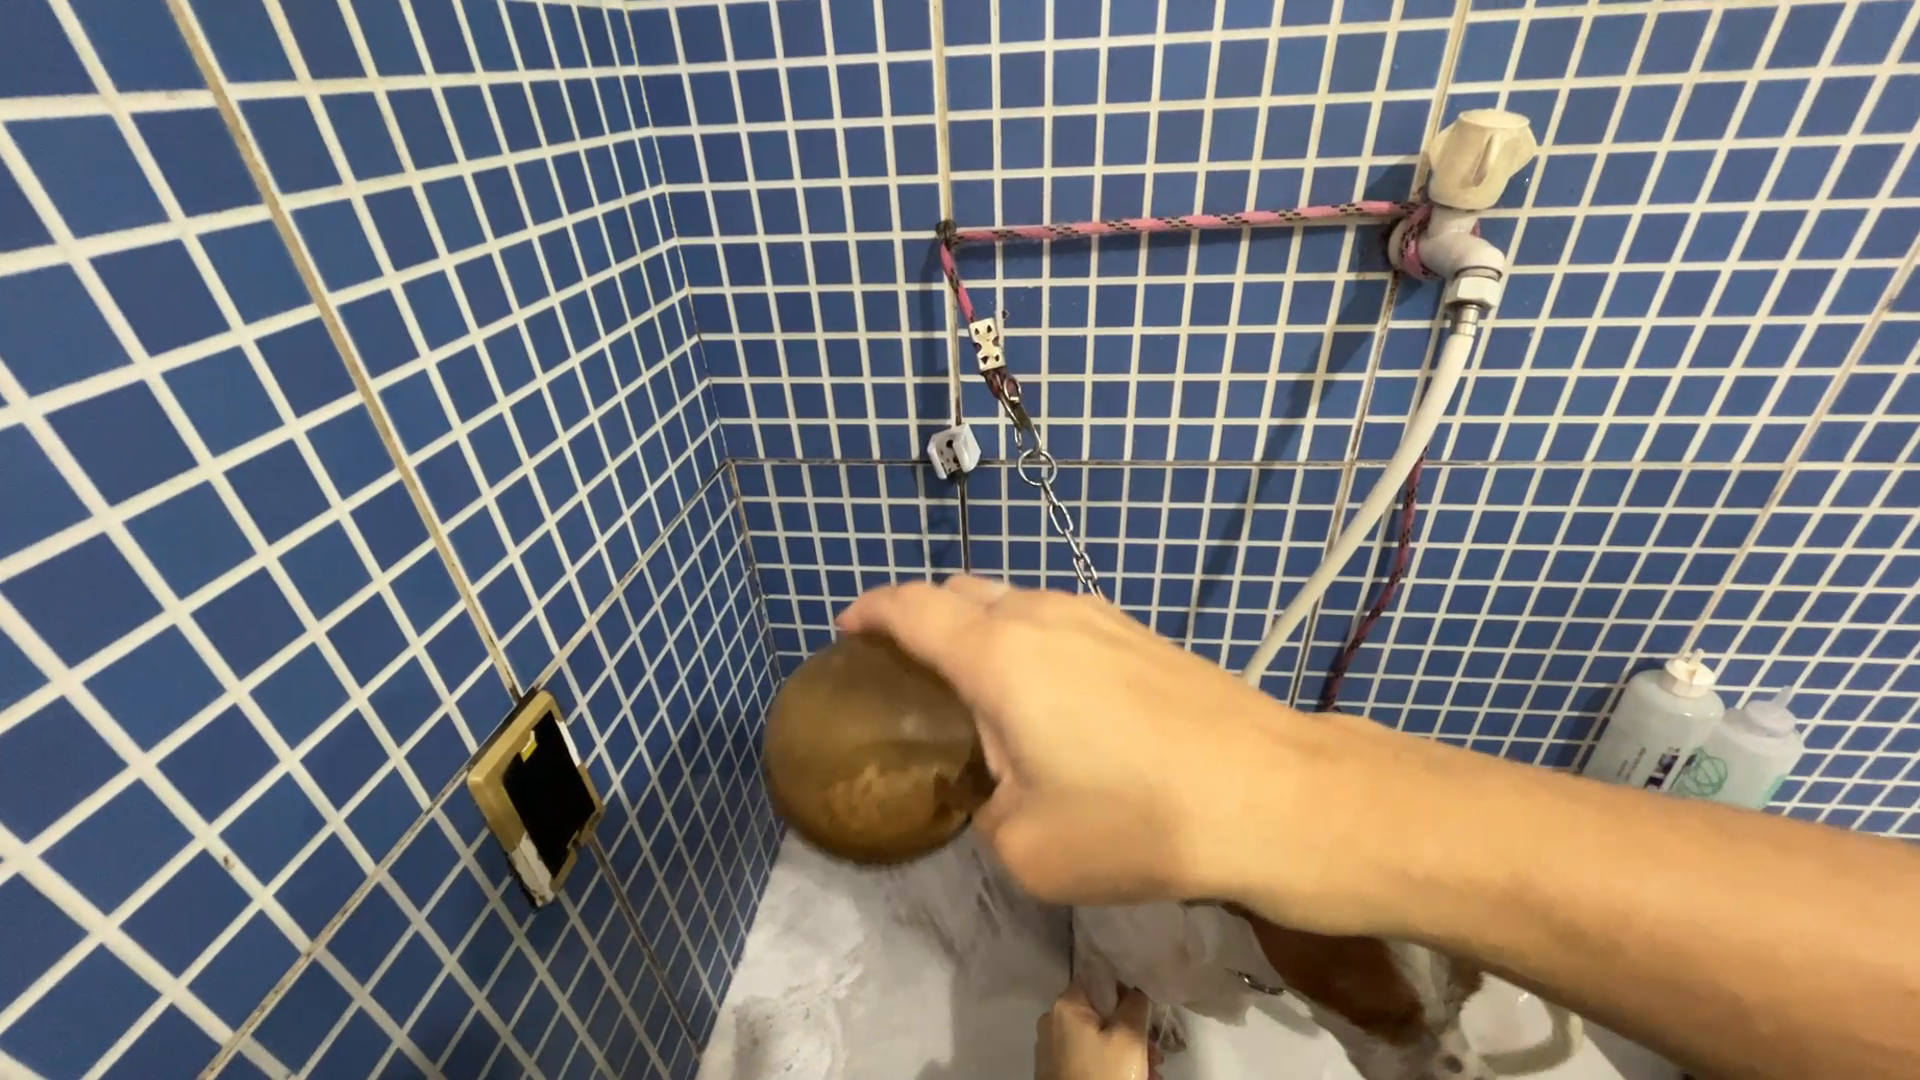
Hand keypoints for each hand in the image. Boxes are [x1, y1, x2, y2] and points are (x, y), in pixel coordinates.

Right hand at [837, 580, 1360, 913]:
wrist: (1270, 793)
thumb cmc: (1136, 820)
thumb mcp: (1026, 846)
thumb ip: (982, 806)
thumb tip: (994, 784)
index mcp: (1000, 655)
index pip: (912, 608)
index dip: (871, 611)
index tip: (848, 629)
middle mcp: (1042, 615)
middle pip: (960, 591)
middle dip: (920, 614)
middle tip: (906, 663)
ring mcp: (1096, 615)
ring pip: (1012, 598)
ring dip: (978, 624)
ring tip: (973, 678)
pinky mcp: (1136, 630)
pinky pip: (1056, 616)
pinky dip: (1025, 635)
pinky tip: (1044, 686)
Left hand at [1035, 983, 1160, 1079]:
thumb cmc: (1105, 1076)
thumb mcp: (1129, 1039)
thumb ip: (1135, 1004)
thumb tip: (1135, 986)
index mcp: (1065, 1005)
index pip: (1096, 979)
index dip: (1123, 989)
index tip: (1143, 1009)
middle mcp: (1052, 1021)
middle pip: (1098, 1014)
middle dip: (1130, 1030)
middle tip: (1154, 1052)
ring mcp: (1051, 1049)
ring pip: (1096, 1039)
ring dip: (1124, 1051)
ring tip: (1151, 1072)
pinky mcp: (1055, 1072)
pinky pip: (1087, 1058)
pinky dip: (1109, 1064)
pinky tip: (1134, 1079)